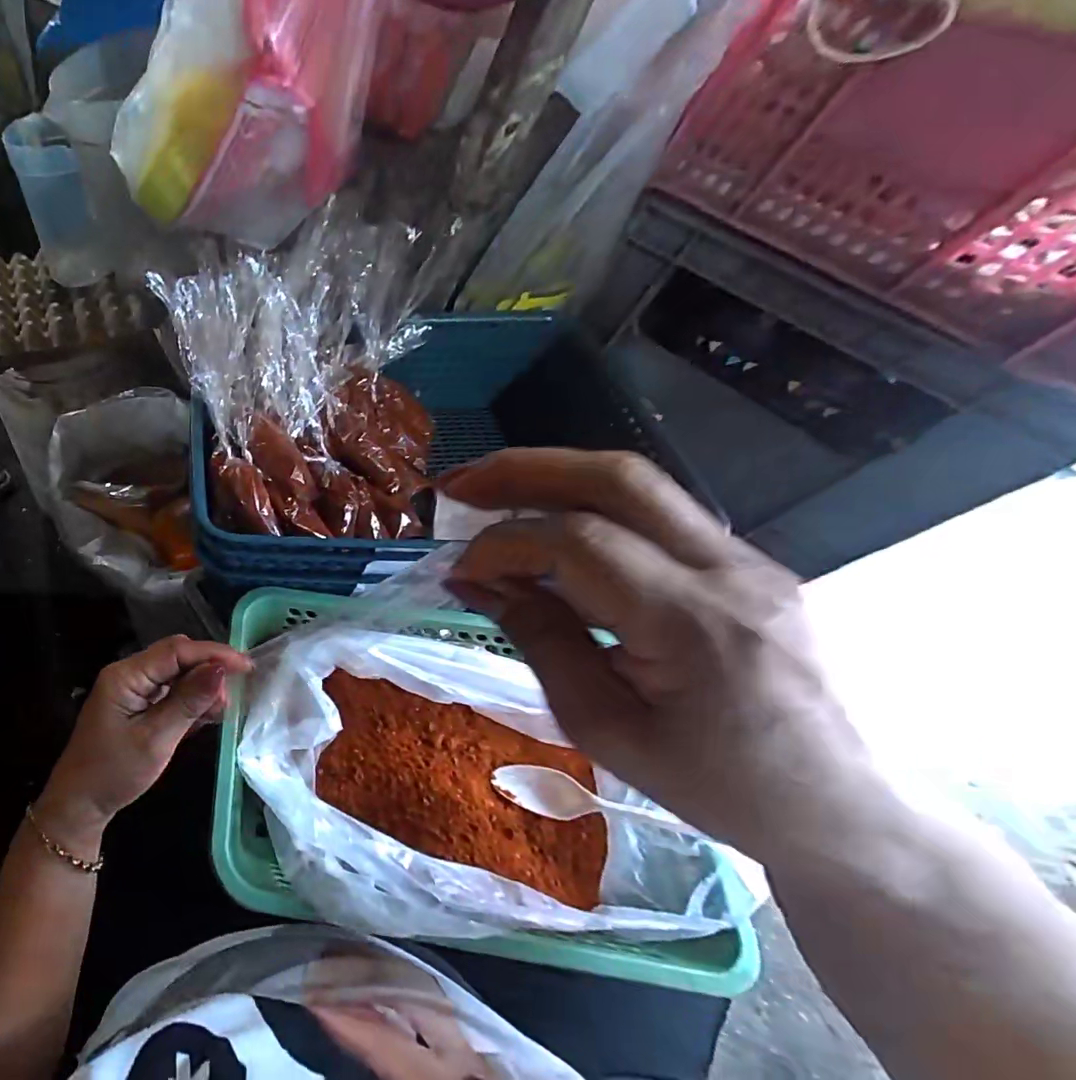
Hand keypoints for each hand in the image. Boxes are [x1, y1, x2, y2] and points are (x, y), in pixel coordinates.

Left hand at [35, 635, 252, 852]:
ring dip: (202, 687)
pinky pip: (170, 693)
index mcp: (126, 675)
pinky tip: (209, 715)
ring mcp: (133, 690)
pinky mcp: (138, 707)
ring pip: (176, 675)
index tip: (247, 665)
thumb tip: (220, 670)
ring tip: (224, 709)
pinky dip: (191, 701)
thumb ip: (188, 702)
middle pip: (176, 658)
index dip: (213, 653)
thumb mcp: (156, 739)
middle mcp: (129, 675)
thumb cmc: (114, 772)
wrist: (80, 803)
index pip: (175, 650)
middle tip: (238, 691)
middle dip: (209, 669)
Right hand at [438, 449, 873, 856]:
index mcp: (694, 624)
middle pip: (619, 479)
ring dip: (552, 477)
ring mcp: (749, 562)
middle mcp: (732, 572)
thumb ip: (538, 638)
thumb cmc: (713, 785)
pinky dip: (584, 508)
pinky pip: (654, 516)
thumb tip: (476, 582)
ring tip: (485, 492)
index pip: (578, 542)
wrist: (843, 812)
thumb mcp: (600, 725)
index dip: (502, 545)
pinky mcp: (747, 566)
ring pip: (640, 485)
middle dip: (523, 470)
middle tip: (456, 484)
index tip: (458, 573)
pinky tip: (544, 529)